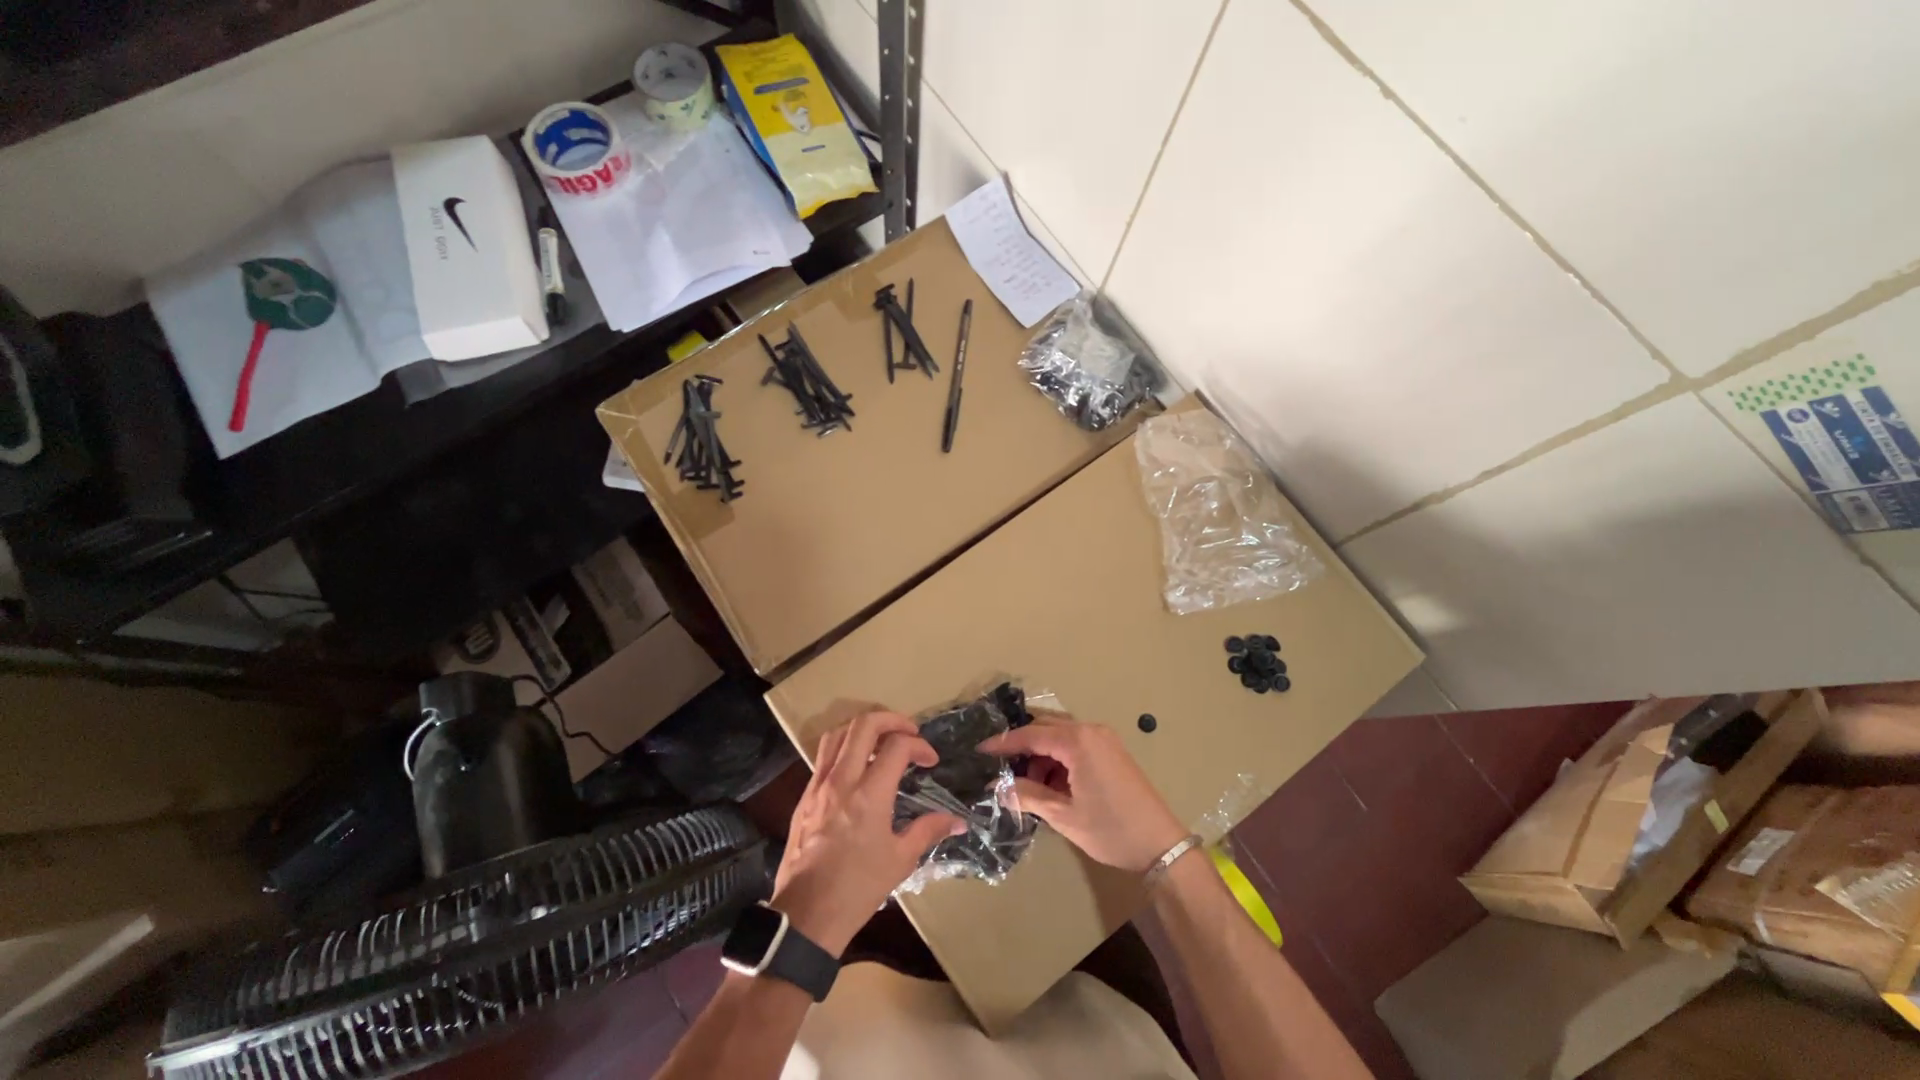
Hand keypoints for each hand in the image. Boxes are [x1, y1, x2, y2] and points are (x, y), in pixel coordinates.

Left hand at [771, 710, 963, 955]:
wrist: (807, 914)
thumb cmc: (858, 888)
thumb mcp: (900, 860)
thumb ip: (928, 831)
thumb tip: (958, 821)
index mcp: (869, 794)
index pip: (896, 745)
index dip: (919, 745)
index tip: (930, 761)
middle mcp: (841, 781)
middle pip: (863, 725)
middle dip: (891, 720)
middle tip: (909, 733)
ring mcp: (817, 786)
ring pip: (837, 734)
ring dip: (863, 729)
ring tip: (882, 741)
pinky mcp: (804, 797)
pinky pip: (823, 757)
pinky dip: (844, 749)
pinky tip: (857, 768)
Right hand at [978, 715, 1187, 873]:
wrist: (1161, 845)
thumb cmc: (1111, 830)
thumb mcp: (1063, 815)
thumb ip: (1027, 796)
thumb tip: (996, 788)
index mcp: (1078, 741)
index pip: (1030, 734)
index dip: (1003, 743)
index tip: (979, 751)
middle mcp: (1091, 731)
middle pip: (1046, 727)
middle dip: (1022, 747)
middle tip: (999, 768)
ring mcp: (1105, 740)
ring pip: (1061, 736)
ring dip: (1041, 755)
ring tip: (1026, 785)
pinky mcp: (1113, 753)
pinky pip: (1077, 745)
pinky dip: (1059, 760)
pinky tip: (1050, 785)